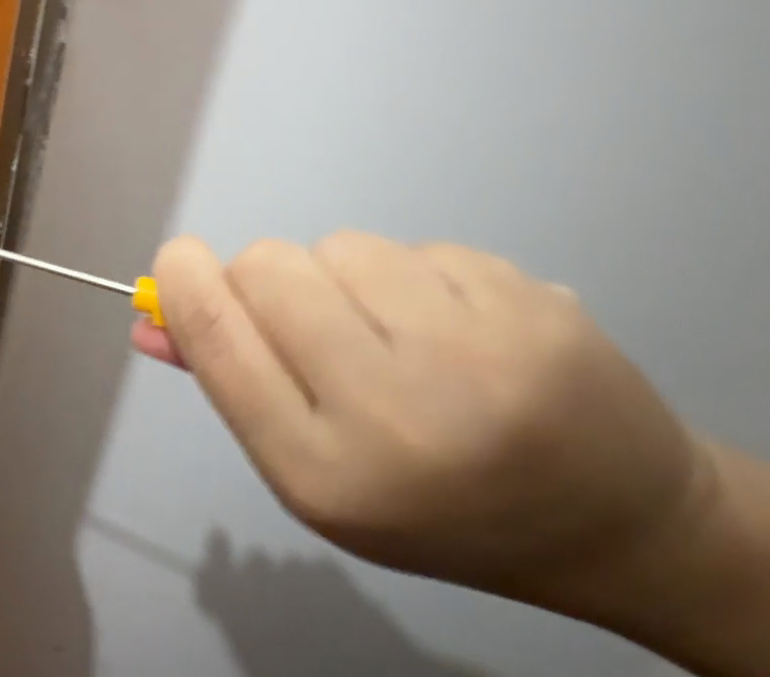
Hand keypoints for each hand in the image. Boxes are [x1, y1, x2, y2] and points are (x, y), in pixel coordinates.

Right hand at [136, 232, 716, 604]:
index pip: (220, 337)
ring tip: (396, 334)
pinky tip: (459, 329)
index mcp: (325, 472)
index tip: (178, 261)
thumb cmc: (435, 509)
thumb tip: (150, 320)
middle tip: (306, 318)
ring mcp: (475, 356)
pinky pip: (415, 246)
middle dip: (267, 279)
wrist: (619, 524)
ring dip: (345, 276)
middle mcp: (396, 414)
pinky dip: (415, 277)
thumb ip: (232, 386)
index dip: (183, 282)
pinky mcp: (532, 306)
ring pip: (341, 246)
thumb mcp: (316, 472)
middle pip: (268, 268)